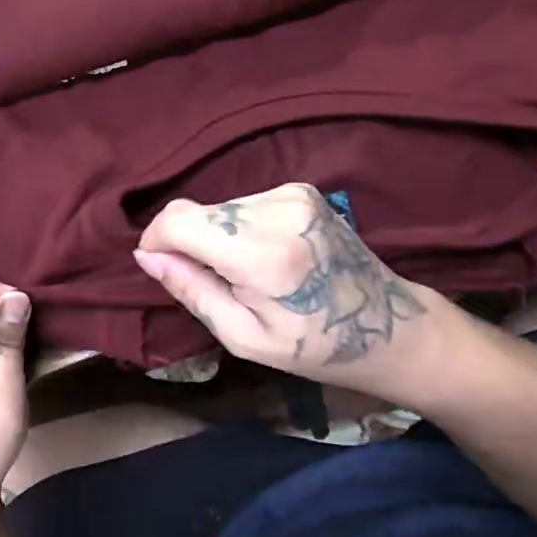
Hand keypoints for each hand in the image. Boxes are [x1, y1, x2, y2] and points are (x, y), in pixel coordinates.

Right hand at [135, 183, 455, 400]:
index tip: (158, 266)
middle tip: (212, 283)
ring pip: (215, 208)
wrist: (390, 327)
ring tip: (244, 275)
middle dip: (185, 243)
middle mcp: (278, 211)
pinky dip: (235, 230)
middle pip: (194, 213)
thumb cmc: (315, 346)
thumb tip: (146, 256)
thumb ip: (192, 290)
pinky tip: (261, 258)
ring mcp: (292, 194)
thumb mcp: (242, 336)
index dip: (155, 240)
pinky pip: (239, 205)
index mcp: (264, 254)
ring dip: (212, 237)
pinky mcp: (299, 190)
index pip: (178, 221)